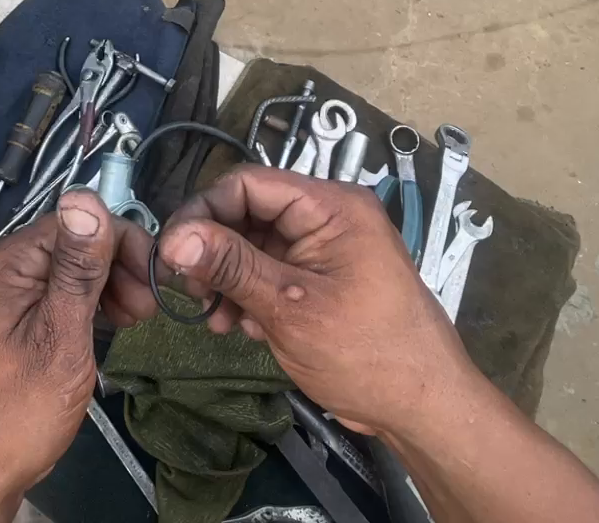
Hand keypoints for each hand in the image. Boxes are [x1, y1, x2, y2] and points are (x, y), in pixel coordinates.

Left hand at [0, 191, 151, 521]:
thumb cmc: (20, 411)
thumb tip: (86, 194)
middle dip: (114, 267)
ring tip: (132, 322)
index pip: (73, 223)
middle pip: (70, 244)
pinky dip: (84, 303)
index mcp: (4, 260)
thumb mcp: (60, 337)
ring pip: (65, 267)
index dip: (118, 243)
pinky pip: (52, 291)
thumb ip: (78, 268)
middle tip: (146, 310)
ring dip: (104, 286)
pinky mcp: (5, 314)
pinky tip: (107, 324)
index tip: (153, 280)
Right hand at [152, 167, 480, 438]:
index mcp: (330, 205)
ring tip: (215, 318)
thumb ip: (230, 266)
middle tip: (189, 290)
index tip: (172, 252)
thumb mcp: (290, 307)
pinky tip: (238, 325)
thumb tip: (171, 240)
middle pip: (246, 212)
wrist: (426, 414)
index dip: (203, 212)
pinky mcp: (318, 273)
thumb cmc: (367, 354)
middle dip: (213, 251)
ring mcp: (322, 245)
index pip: (246, 183)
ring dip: (225, 277)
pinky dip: (245, 292)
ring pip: (251, 242)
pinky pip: (267, 266)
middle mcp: (326, 214)